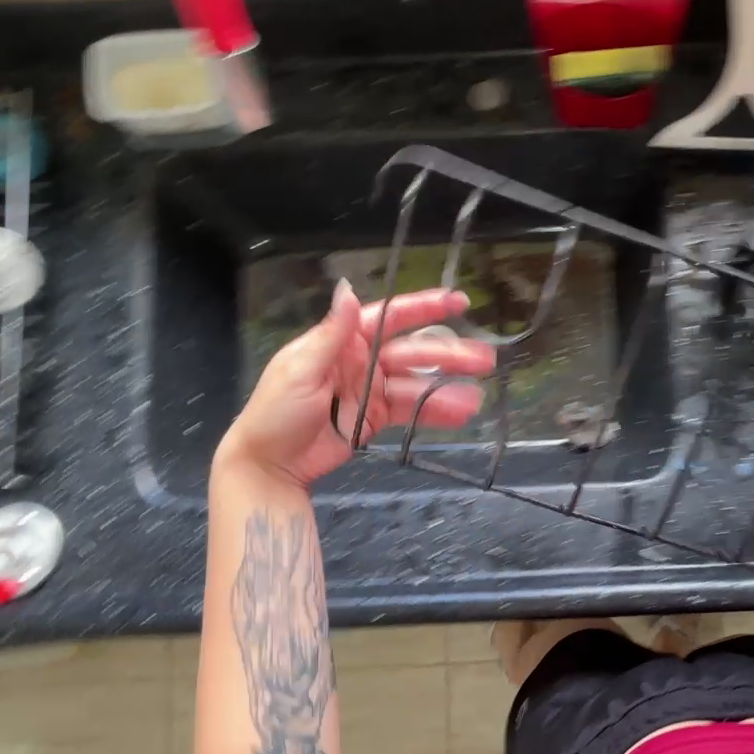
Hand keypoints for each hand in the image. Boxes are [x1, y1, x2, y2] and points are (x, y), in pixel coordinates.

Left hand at [216, 280, 496, 488]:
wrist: (268, 462)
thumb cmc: (275, 411)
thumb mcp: (300, 369)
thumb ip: (331, 334)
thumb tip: (347, 291)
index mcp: (342, 341)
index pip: (389, 317)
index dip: (423, 308)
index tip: (457, 302)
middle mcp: (361, 360)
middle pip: (412, 352)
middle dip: (448, 355)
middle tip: (485, 359)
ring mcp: (370, 391)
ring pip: (416, 384)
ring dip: (447, 389)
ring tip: (477, 397)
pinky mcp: (375, 418)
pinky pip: (410, 410)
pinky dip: (434, 412)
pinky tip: (460, 414)